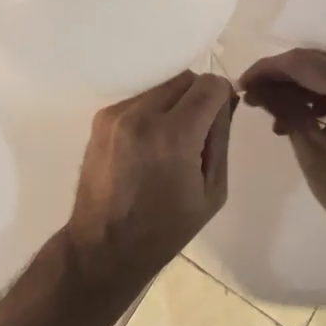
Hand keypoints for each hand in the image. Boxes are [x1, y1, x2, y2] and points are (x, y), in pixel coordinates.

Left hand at [65, 71, 236, 287]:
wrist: (105, 247)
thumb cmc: (166, 227)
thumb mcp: (213, 190)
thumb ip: (221, 138)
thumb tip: (225, 101)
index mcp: (175, 135)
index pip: (209, 86)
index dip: (221, 99)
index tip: (218, 121)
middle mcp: (142, 115)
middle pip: (184, 78)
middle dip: (197, 99)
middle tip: (195, 134)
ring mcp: (116, 114)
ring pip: (160, 85)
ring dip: (172, 103)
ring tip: (168, 142)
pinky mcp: (100, 118)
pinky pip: (138, 98)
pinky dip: (149, 112)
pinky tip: (146, 145)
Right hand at [239, 49, 325, 251]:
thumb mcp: (312, 151)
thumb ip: (284, 109)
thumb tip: (255, 88)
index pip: (306, 63)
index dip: (269, 69)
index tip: (243, 83)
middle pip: (322, 61)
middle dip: (284, 76)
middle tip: (254, 94)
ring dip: (304, 86)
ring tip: (278, 113)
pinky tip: (307, 114)